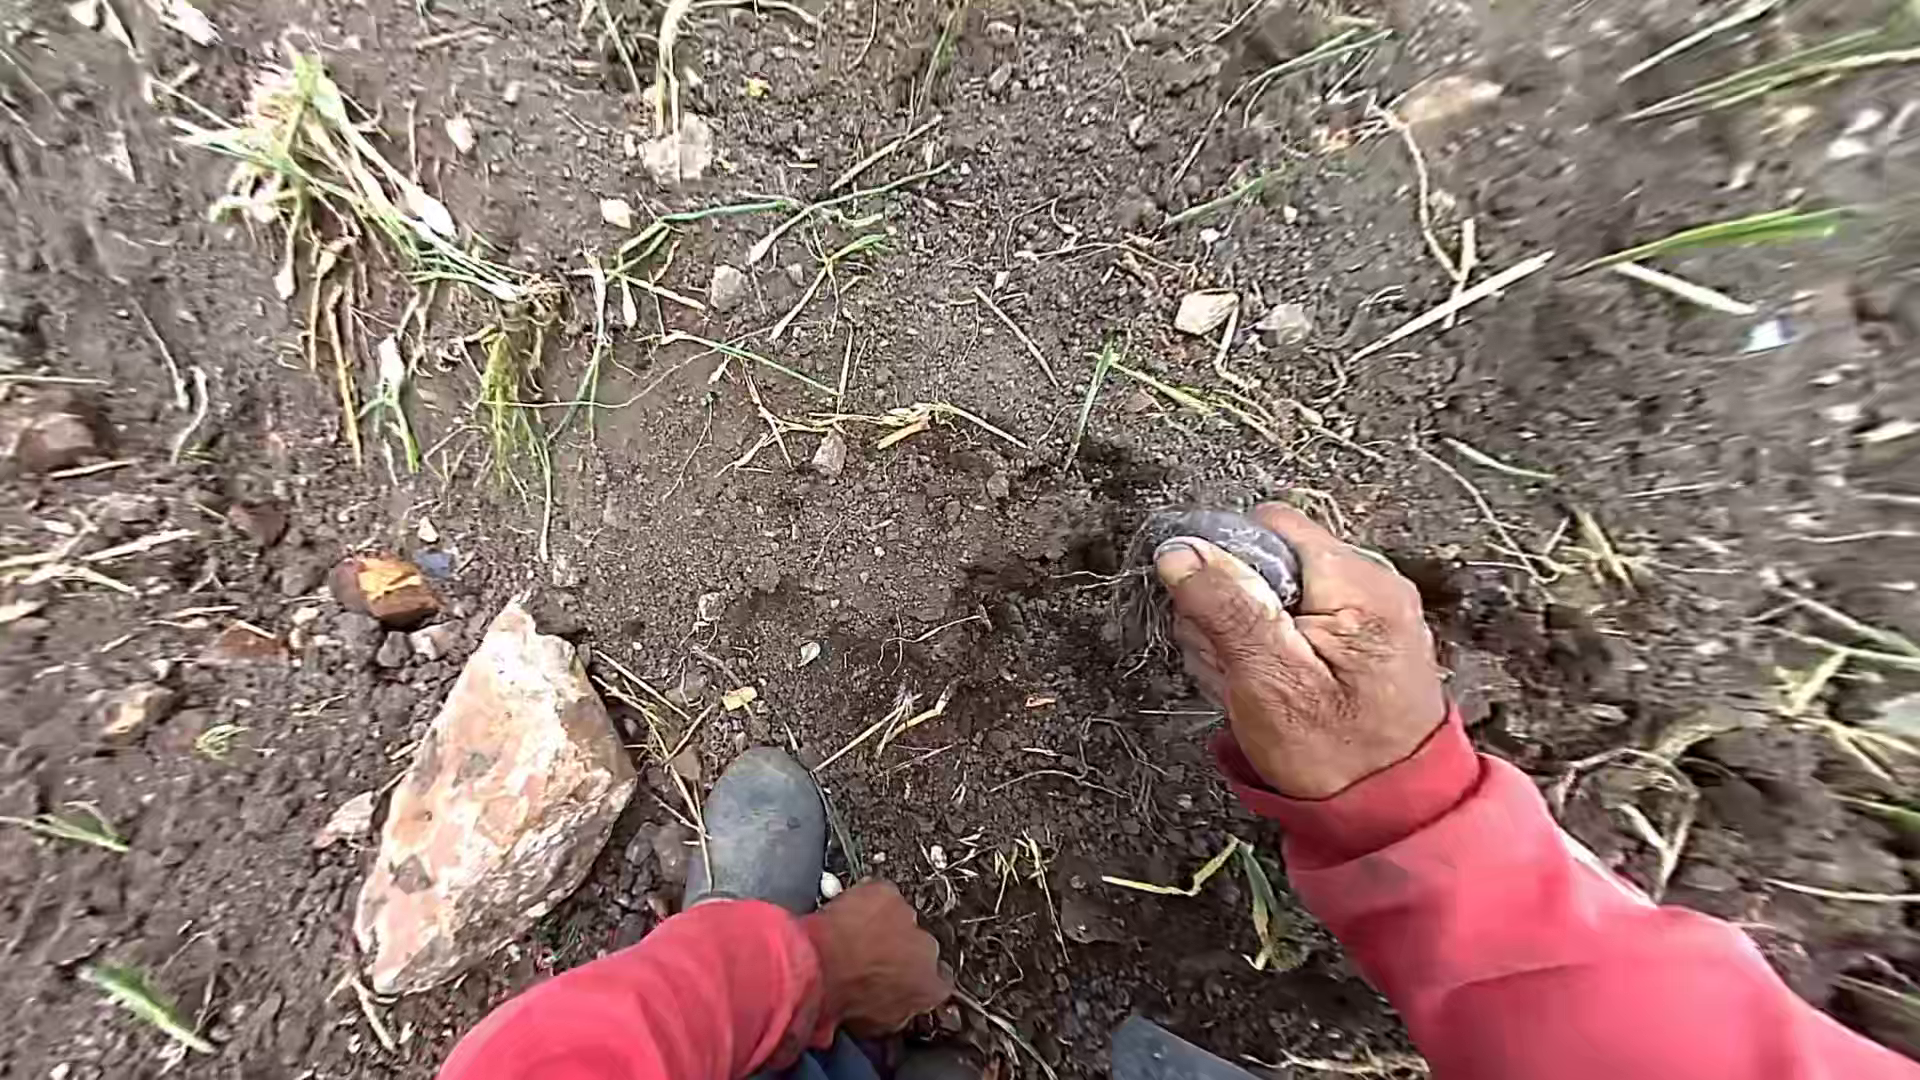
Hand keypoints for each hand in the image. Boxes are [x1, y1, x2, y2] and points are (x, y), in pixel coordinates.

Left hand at [800, 880, 950, 1036]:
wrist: (823, 967)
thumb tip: (898, 1002)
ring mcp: (908, 915)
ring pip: (902, 916)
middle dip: (904, 948)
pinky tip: (853, 913)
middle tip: (876, 957)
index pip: (939, 981)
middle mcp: (927, 947)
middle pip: (922, 944)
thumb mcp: (879, 1022)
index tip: (904, 976)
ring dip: (887, 923)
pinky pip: (882, 894)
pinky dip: (870, 900)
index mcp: (929, 986)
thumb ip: (901, 1007)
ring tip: (859, 935)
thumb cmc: (845, 998)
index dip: (919, 976)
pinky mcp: (887, 891)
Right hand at [1154, 503, 1445, 798]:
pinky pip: (1277, 616)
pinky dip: (1253, 644)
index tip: (1208, 607)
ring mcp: (1356, 608)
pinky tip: (1257, 680)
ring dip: (1233, 630)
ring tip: (1244, 677)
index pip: (1265, 526)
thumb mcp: (1267, 679)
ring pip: (1260, 588)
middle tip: (1231, 658)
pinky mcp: (1344, 632)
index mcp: (1356, 583)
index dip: (1223, 557)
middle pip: (1261, 557)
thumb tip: (1179, 550)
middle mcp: (1364, 583)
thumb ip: (1225, 607)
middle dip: (1225, 603)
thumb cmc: (1332, 753)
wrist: (1386, 815)